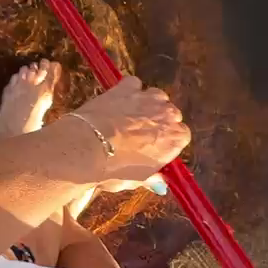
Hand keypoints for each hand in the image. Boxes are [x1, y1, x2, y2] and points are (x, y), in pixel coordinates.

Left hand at [66, 76, 189, 187]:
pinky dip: (127, 90)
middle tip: (138, 133)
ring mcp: (148, 98)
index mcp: (175, 138)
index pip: (181, 136)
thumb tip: (159, 183)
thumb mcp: (135, 179)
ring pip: (156, 96)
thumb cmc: (113, 169)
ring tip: (127, 116)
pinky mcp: (127, 87)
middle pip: (170, 114)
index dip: (166, 140)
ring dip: (146, 104)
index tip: (153, 146)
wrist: (87, 147)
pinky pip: (133, 84)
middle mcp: (168, 114)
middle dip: (157, 121)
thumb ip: (151, 177)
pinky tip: (116, 101)